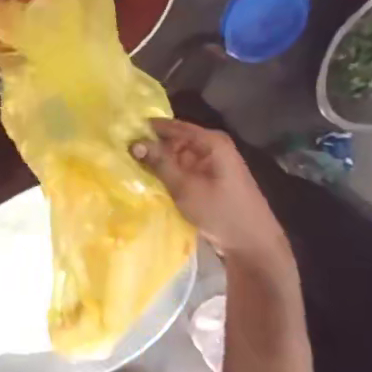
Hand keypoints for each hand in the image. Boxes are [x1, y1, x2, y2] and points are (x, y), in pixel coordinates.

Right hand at [130, 118, 287, 263]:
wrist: (254, 246)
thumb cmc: (221, 213)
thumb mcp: (185, 187)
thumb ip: (159, 162)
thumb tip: (133, 142)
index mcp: (210, 141)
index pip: (169, 125)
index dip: (144, 128)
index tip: (118, 134)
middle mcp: (211, 146)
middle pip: (171, 139)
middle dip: (148, 146)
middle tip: (119, 152)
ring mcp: (210, 163)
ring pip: (175, 155)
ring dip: (156, 161)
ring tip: (127, 165)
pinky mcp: (208, 178)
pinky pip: (181, 168)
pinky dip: (166, 172)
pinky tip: (146, 179)